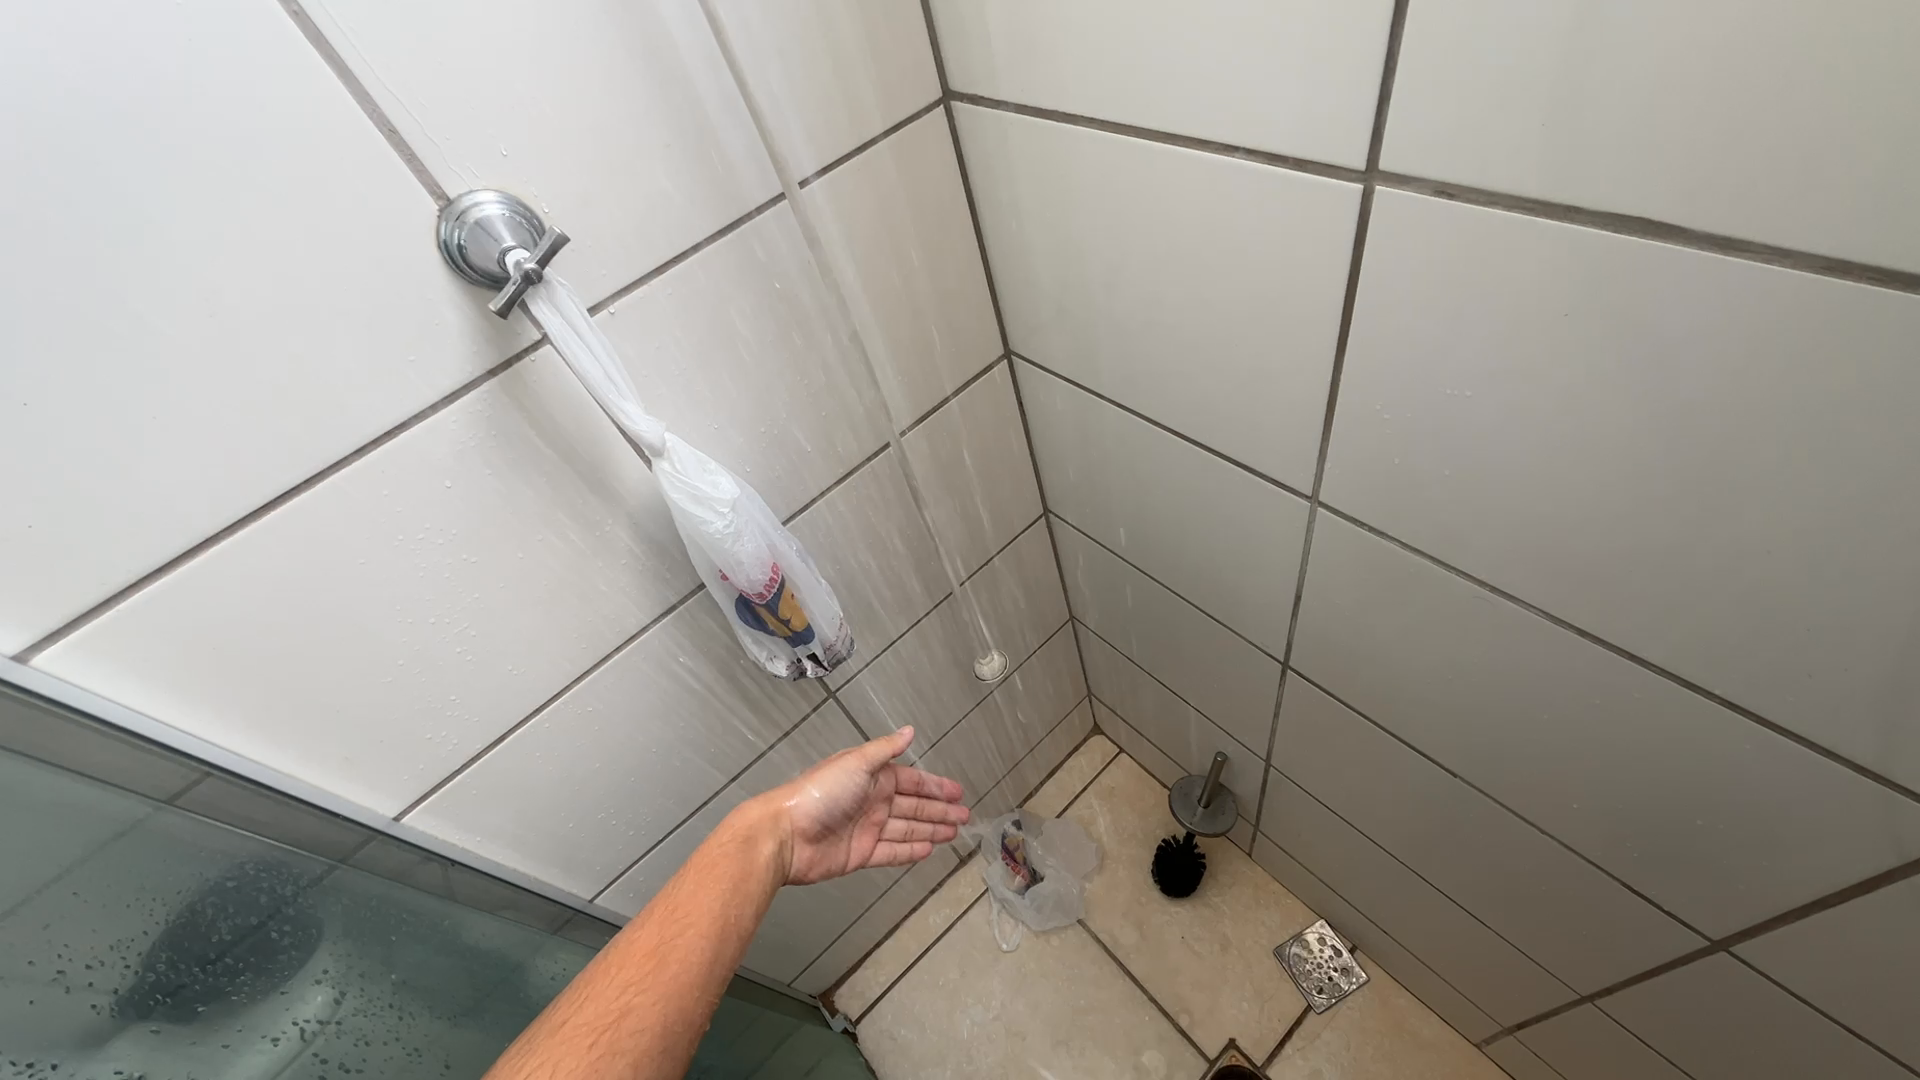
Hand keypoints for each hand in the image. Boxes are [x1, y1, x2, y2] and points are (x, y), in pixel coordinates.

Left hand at [758, 726, 969, 885]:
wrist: (786, 833)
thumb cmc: (820, 792)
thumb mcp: (856, 762)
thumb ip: (886, 749)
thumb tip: (910, 730)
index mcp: (873, 778)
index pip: (913, 781)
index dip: (936, 786)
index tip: (957, 792)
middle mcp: (873, 802)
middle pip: (914, 807)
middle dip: (940, 810)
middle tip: (964, 816)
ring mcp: (867, 829)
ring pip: (907, 829)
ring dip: (931, 830)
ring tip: (954, 833)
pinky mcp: (860, 854)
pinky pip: (892, 852)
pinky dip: (910, 851)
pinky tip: (929, 850)